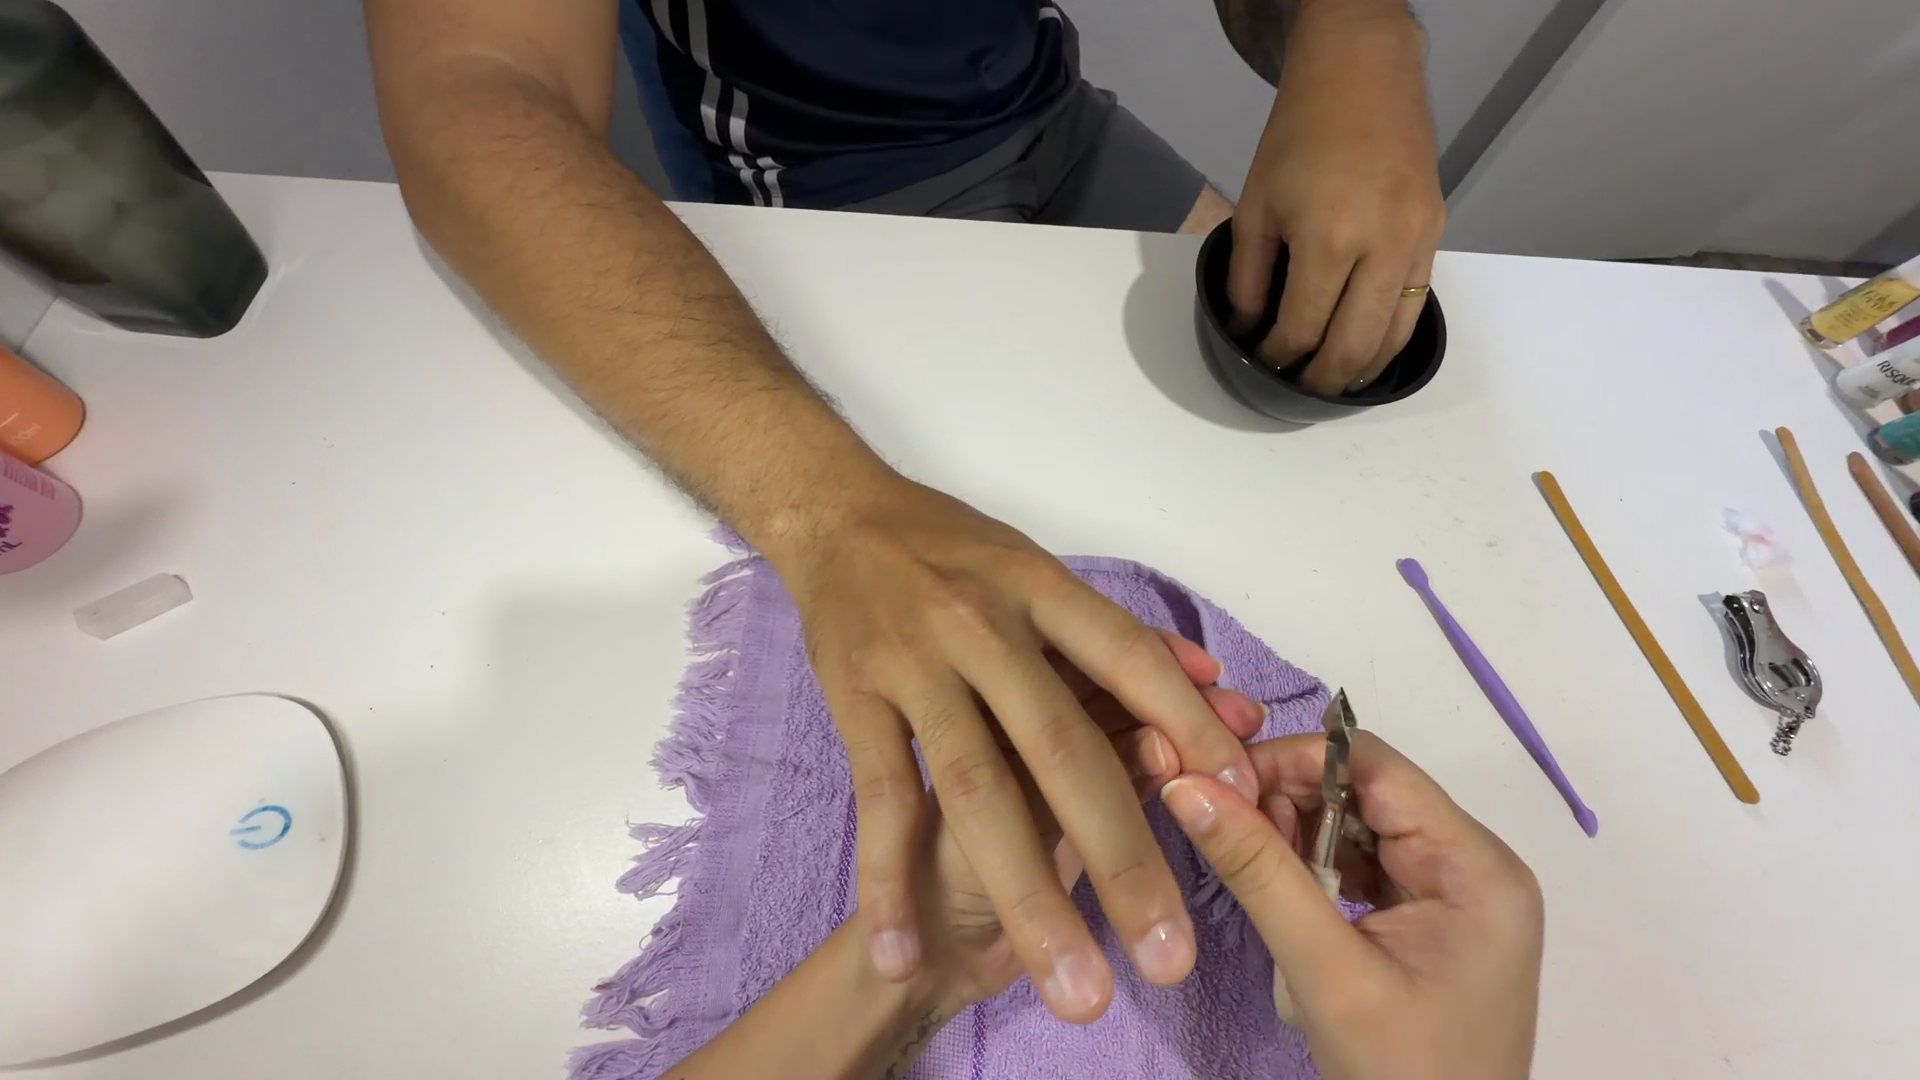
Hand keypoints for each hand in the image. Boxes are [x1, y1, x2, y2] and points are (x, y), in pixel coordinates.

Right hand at [773, 476, 1258, 1021]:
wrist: (838, 518)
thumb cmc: (949, 544)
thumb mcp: (1036, 565)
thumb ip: (1116, 631)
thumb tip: (1209, 684)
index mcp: (1036, 584)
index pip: (1128, 658)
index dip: (1187, 728)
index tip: (1238, 805)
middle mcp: (980, 625)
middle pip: (1061, 746)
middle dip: (1123, 854)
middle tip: (1171, 955)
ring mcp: (913, 665)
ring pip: (977, 789)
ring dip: (1027, 896)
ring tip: (1075, 990)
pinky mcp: (855, 699)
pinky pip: (880, 798)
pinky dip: (886, 878)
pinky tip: (900, 952)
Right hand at [1159, 733, 1542, 1079]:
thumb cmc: (1402, 1079)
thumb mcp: (1323, 970)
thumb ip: (1256, 869)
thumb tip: (1184, 784)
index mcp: (1474, 865)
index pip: (1372, 765)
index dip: (1293, 759)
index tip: (1220, 783)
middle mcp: (1472, 859)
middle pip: (1362, 786)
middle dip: (1289, 796)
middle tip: (1227, 825)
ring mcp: (1451, 885)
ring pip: (1352, 816)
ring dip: (1293, 827)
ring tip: (1250, 859)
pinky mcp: (1426, 908)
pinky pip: (1356, 852)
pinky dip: (1309, 856)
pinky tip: (1279, 882)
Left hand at [1227, 0, 1444, 396]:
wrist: (1364, 77)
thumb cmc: (1297, 139)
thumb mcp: (1253, 210)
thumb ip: (1248, 280)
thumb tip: (1249, 329)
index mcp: (1330, 239)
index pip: (1302, 328)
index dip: (1277, 356)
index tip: (1262, 361)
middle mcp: (1384, 247)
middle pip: (1353, 345)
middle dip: (1321, 379)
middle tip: (1297, 388)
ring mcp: (1419, 241)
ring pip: (1394, 335)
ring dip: (1360, 370)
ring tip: (1331, 383)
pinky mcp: (1436, 234)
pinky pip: (1418, 305)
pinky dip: (1390, 339)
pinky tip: (1366, 351)